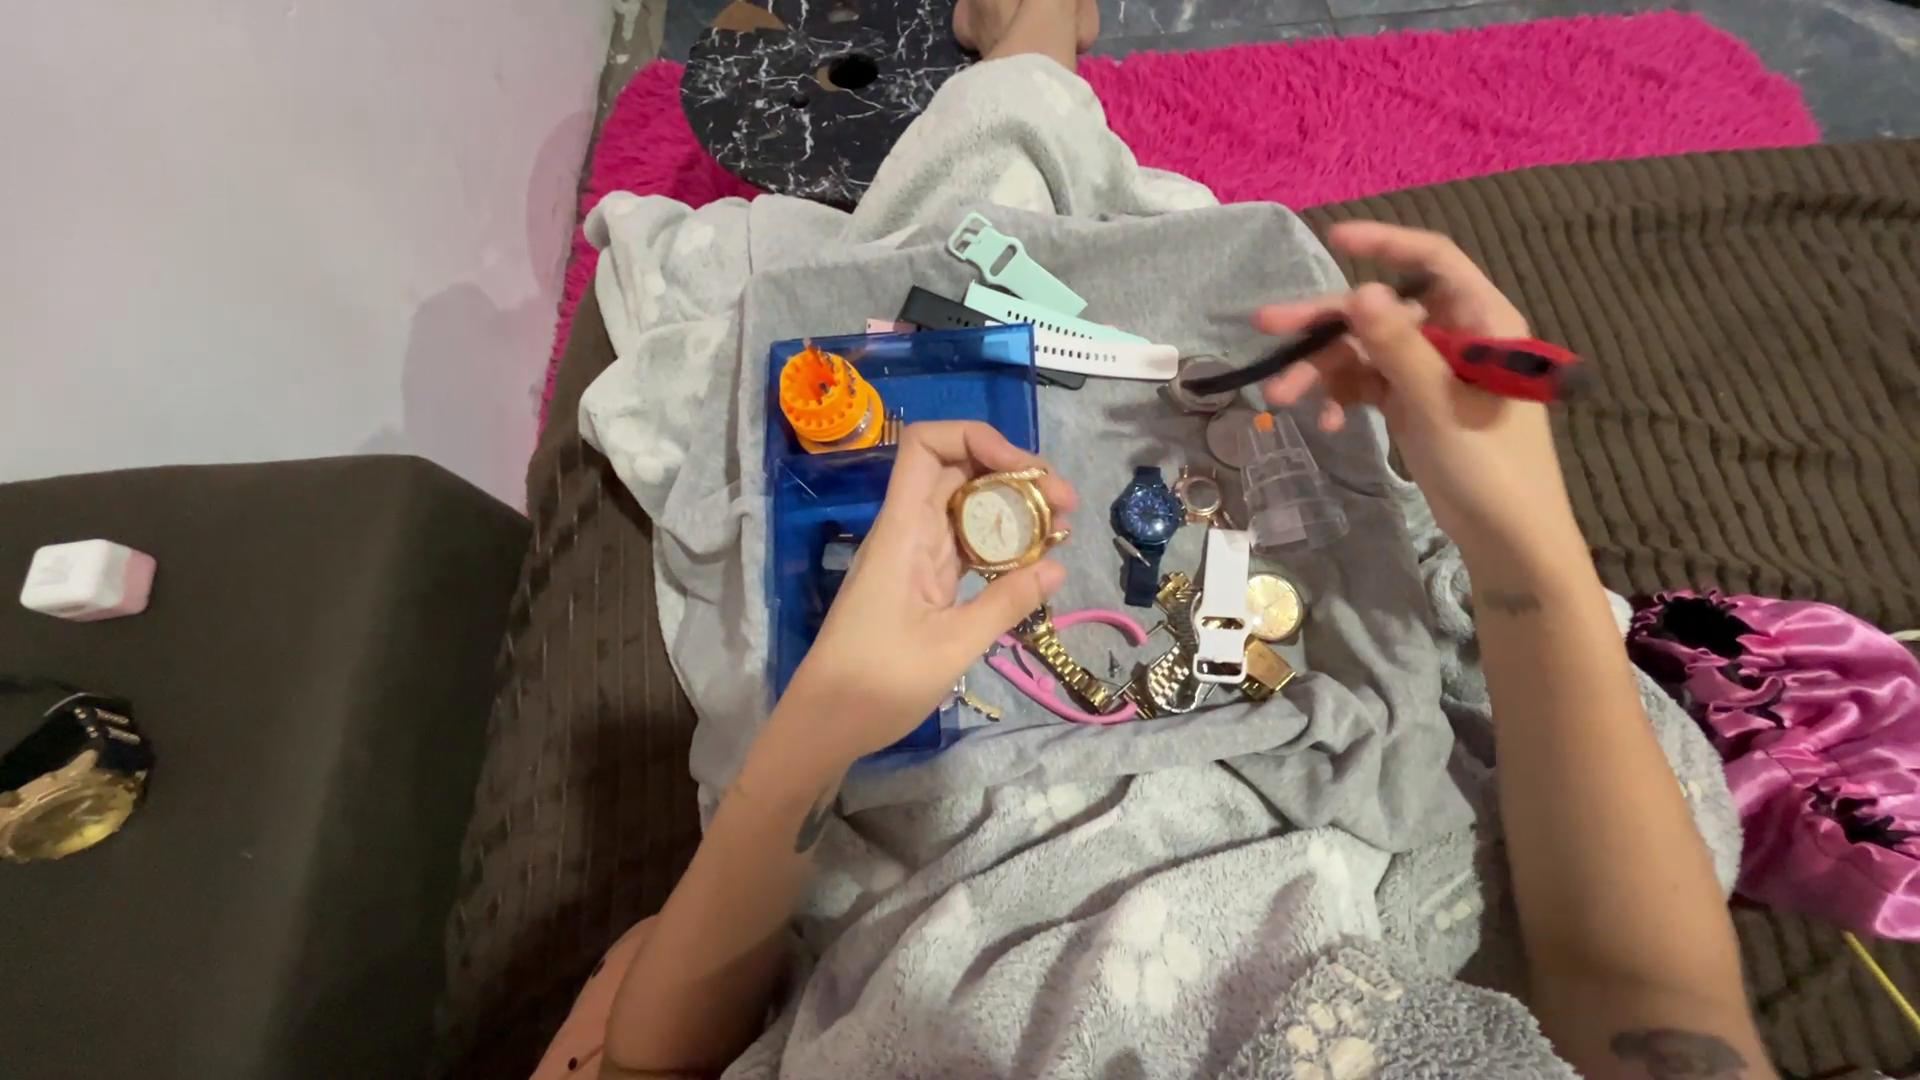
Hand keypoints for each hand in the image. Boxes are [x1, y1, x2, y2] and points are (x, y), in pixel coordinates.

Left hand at [779, 421, 1075, 761]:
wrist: (826, 721)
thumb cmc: (879, 683)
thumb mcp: (952, 646)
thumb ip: (1006, 602)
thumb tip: (1060, 567)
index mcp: (903, 530)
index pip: (926, 446)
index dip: (976, 438)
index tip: (1026, 470)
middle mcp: (907, 530)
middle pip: (957, 471)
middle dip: (1014, 474)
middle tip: (1066, 505)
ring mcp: (914, 554)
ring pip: (965, 507)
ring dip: (1012, 509)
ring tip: (1062, 529)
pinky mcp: (921, 580)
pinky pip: (964, 542)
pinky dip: (999, 543)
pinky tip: (1034, 560)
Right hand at [1259, 222, 1583, 563]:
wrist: (1506, 534)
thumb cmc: (1488, 464)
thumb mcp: (1437, 401)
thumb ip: (1397, 346)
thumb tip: (1360, 291)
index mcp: (1480, 321)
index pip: (1431, 263)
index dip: (1384, 244)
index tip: (1333, 238)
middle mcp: (1453, 337)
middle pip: (1378, 314)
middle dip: (1323, 324)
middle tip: (1265, 325)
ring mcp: (1429, 372)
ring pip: (1363, 354)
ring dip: (1322, 372)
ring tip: (1280, 400)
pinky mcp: (1411, 403)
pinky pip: (1366, 386)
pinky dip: (1342, 399)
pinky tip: (1326, 424)